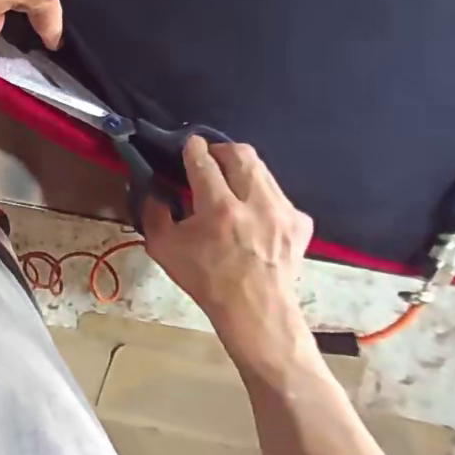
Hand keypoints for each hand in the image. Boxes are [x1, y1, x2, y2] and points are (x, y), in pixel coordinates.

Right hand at [143, 136, 315, 365]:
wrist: (255, 310)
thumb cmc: (206, 279)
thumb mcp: (164, 248)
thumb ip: (154, 212)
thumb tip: (155, 190)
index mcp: (219, 209)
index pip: (205, 162)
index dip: (194, 148)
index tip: (189, 143)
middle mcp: (255, 203)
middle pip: (241, 154)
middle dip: (221, 149)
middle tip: (208, 157)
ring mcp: (283, 211)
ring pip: (262, 169)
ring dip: (241, 168)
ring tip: (228, 182)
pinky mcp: (301, 222)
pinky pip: (278, 193)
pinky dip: (260, 194)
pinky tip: (250, 212)